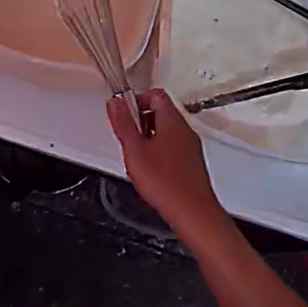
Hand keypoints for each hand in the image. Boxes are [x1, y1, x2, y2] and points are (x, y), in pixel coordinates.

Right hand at [107, 89, 229, 238]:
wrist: (192, 212)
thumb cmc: (166, 183)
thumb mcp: (134, 150)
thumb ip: (123, 123)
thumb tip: (115, 102)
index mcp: (172, 121)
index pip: (155, 94)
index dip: (136, 100)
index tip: (123, 113)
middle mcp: (185, 130)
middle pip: (161, 111)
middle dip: (140, 121)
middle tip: (128, 136)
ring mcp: (190, 146)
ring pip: (166, 130)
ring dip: (149, 137)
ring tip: (138, 155)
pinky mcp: (191, 162)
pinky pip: (173, 147)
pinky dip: (159, 151)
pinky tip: (151, 169)